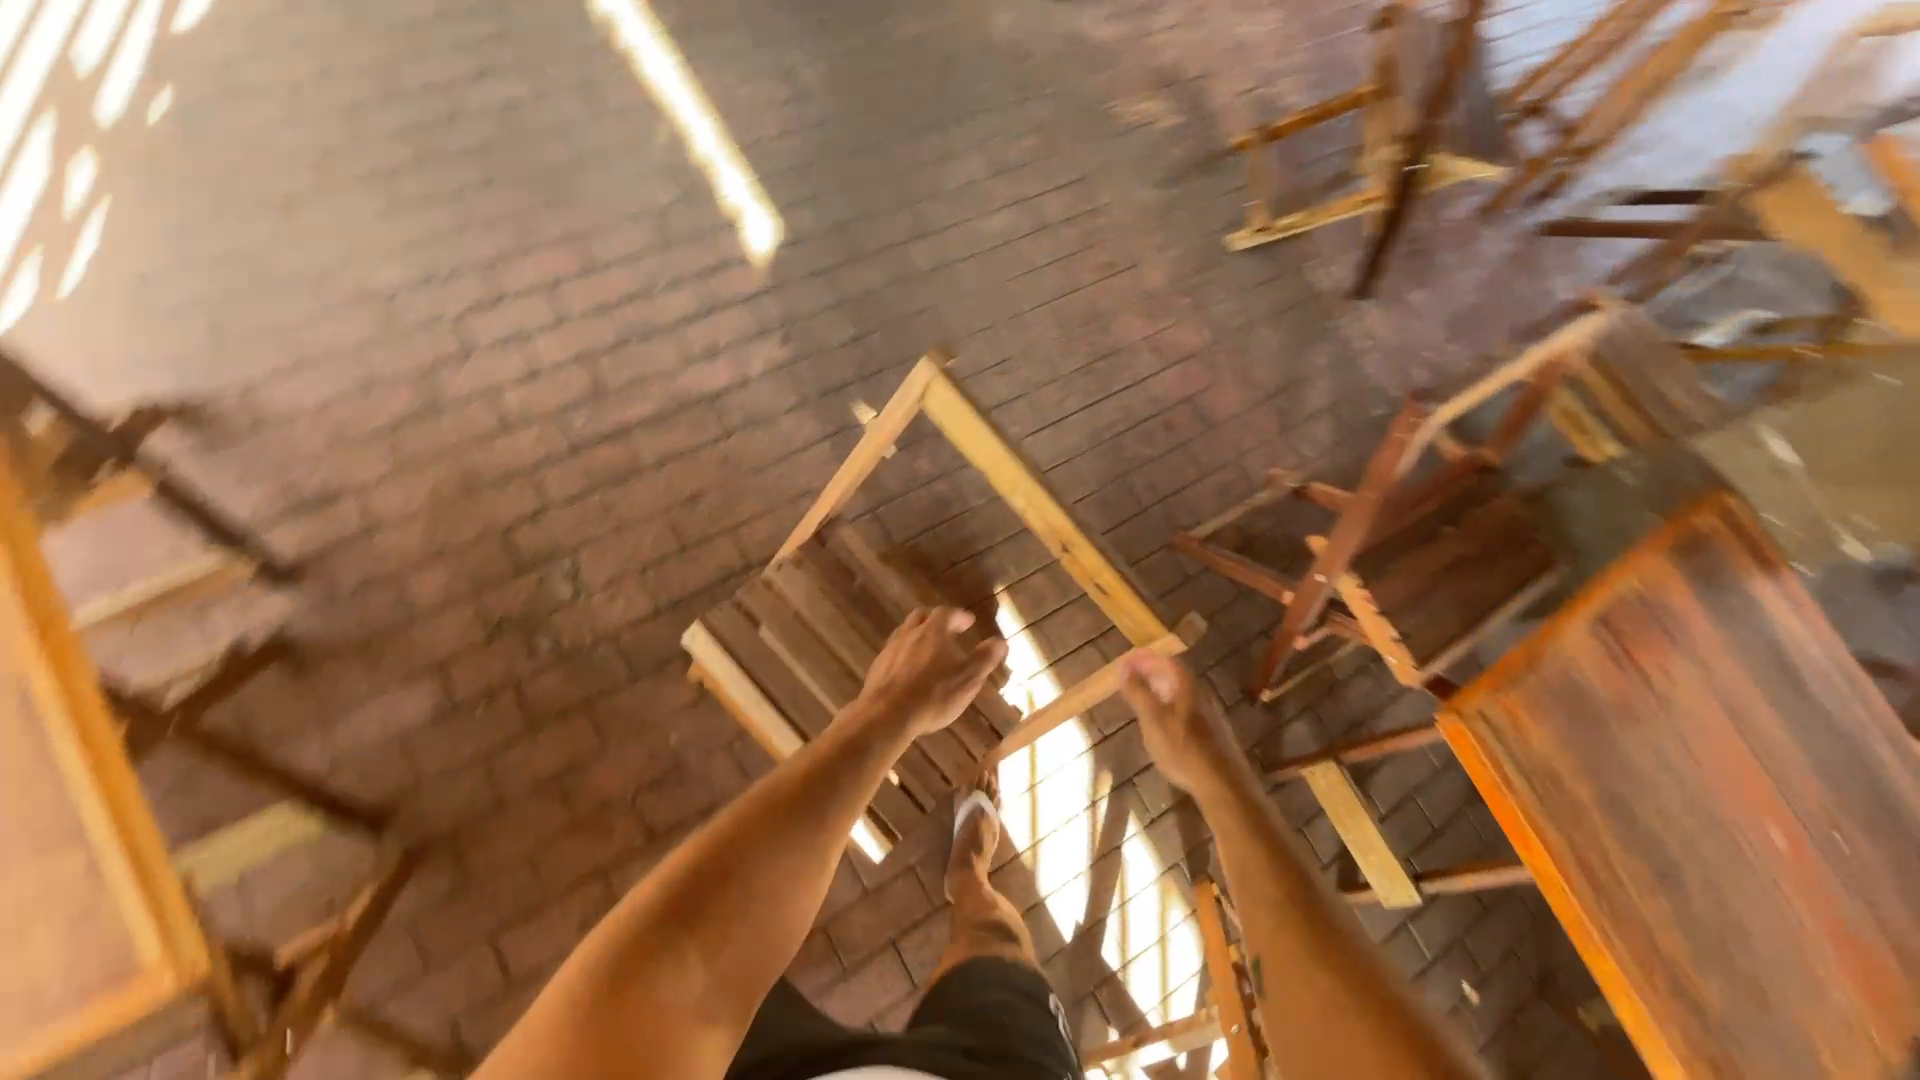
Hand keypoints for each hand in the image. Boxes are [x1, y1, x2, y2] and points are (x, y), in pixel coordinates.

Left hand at [851, 608, 1007, 738]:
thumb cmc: (933, 695)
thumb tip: (1001, 642)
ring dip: (917, 636)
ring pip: (904, 633)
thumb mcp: (968, 679)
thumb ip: (984, 659)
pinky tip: (908, 670)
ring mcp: (889, 650)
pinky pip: (893, 653)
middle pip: (921, 617)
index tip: (969, 622)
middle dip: (935, 620)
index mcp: (932, 631)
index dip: (959, 616)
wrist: (887, 715)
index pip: (946, 613)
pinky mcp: (877, 668)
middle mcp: (908, 634)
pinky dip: (904, 654)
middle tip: (947, 630)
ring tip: (928, 650)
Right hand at [1117, 651, 1237, 793]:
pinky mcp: (1212, 733)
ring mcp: (1209, 714)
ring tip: (1142, 700)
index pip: (1165, 661)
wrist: (1223, 784)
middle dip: (1152, 674)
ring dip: (1161, 692)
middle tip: (1131, 679)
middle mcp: (1201, 694)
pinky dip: (1169, 708)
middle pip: (1175, 676)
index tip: (1126, 662)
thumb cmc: (1183, 749)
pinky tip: (1163, 725)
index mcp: (1186, 687)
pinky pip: (1186, 710)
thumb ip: (1138, 693)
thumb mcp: (1153, 720)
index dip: (1145, 659)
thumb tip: (1125, 667)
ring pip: (1181, 694)